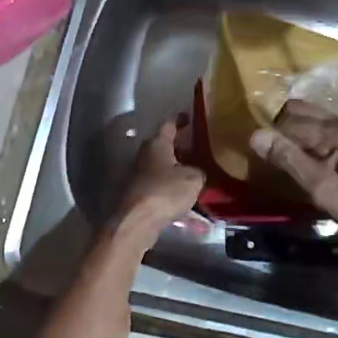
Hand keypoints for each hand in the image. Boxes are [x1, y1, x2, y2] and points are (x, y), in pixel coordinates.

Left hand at [114, 118, 206, 240]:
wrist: (138, 221)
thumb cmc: (166, 191)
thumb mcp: (193, 178)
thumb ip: (199, 170)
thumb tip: (197, 171)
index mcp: (157, 145)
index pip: (168, 124)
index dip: (179, 119)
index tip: (188, 116)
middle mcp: (145, 156)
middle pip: (164, 147)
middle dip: (180, 148)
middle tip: (198, 150)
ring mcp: (139, 175)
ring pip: (162, 167)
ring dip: (177, 170)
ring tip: (196, 175)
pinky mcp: (139, 193)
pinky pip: (160, 186)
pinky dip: (172, 188)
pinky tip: (185, 198)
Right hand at [250, 100, 337, 245]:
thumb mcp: (320, 188)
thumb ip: (288, 159)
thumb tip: (256, 135)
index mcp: (334, 130)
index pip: (288, 121)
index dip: (270, 135)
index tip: (259, 155)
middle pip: (299, 111)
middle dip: (280, 127)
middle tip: (270, 153)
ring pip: (312, 118)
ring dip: (294, 130)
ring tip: (285, 156)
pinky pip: (324, 126)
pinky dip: (309, 135)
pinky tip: (307, 157)